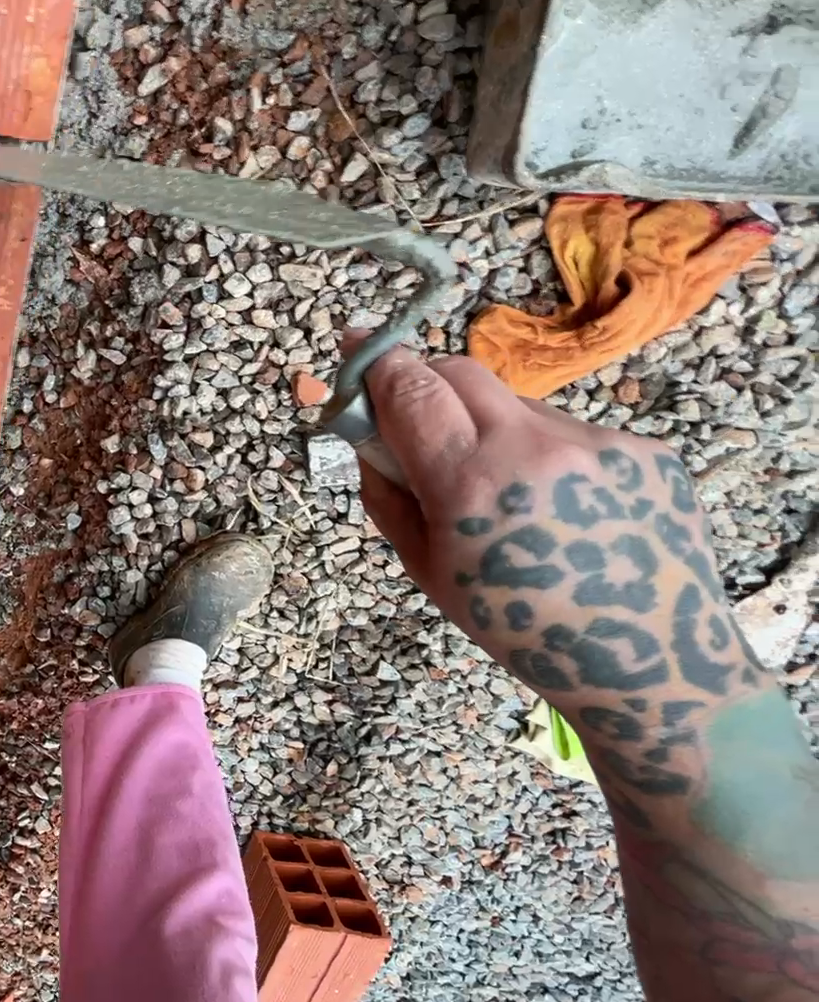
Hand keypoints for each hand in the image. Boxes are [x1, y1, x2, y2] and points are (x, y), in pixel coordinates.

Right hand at [346, 334, 755, 708]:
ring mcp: (596, 444)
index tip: (354, 342)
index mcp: (468, 482)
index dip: (375, 360)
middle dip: (422, 378)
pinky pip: (562, 430)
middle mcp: (533, 446)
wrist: (646, 659)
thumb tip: (369, 440)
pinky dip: (534, 449)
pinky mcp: (642, 450)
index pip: (412, 387)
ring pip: (511, 403)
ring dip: (480, 422)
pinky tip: (549, 502)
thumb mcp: (422, 565)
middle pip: (460, 371)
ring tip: (494, 486)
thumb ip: (387, 493)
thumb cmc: (508, 620)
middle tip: (408, 413)